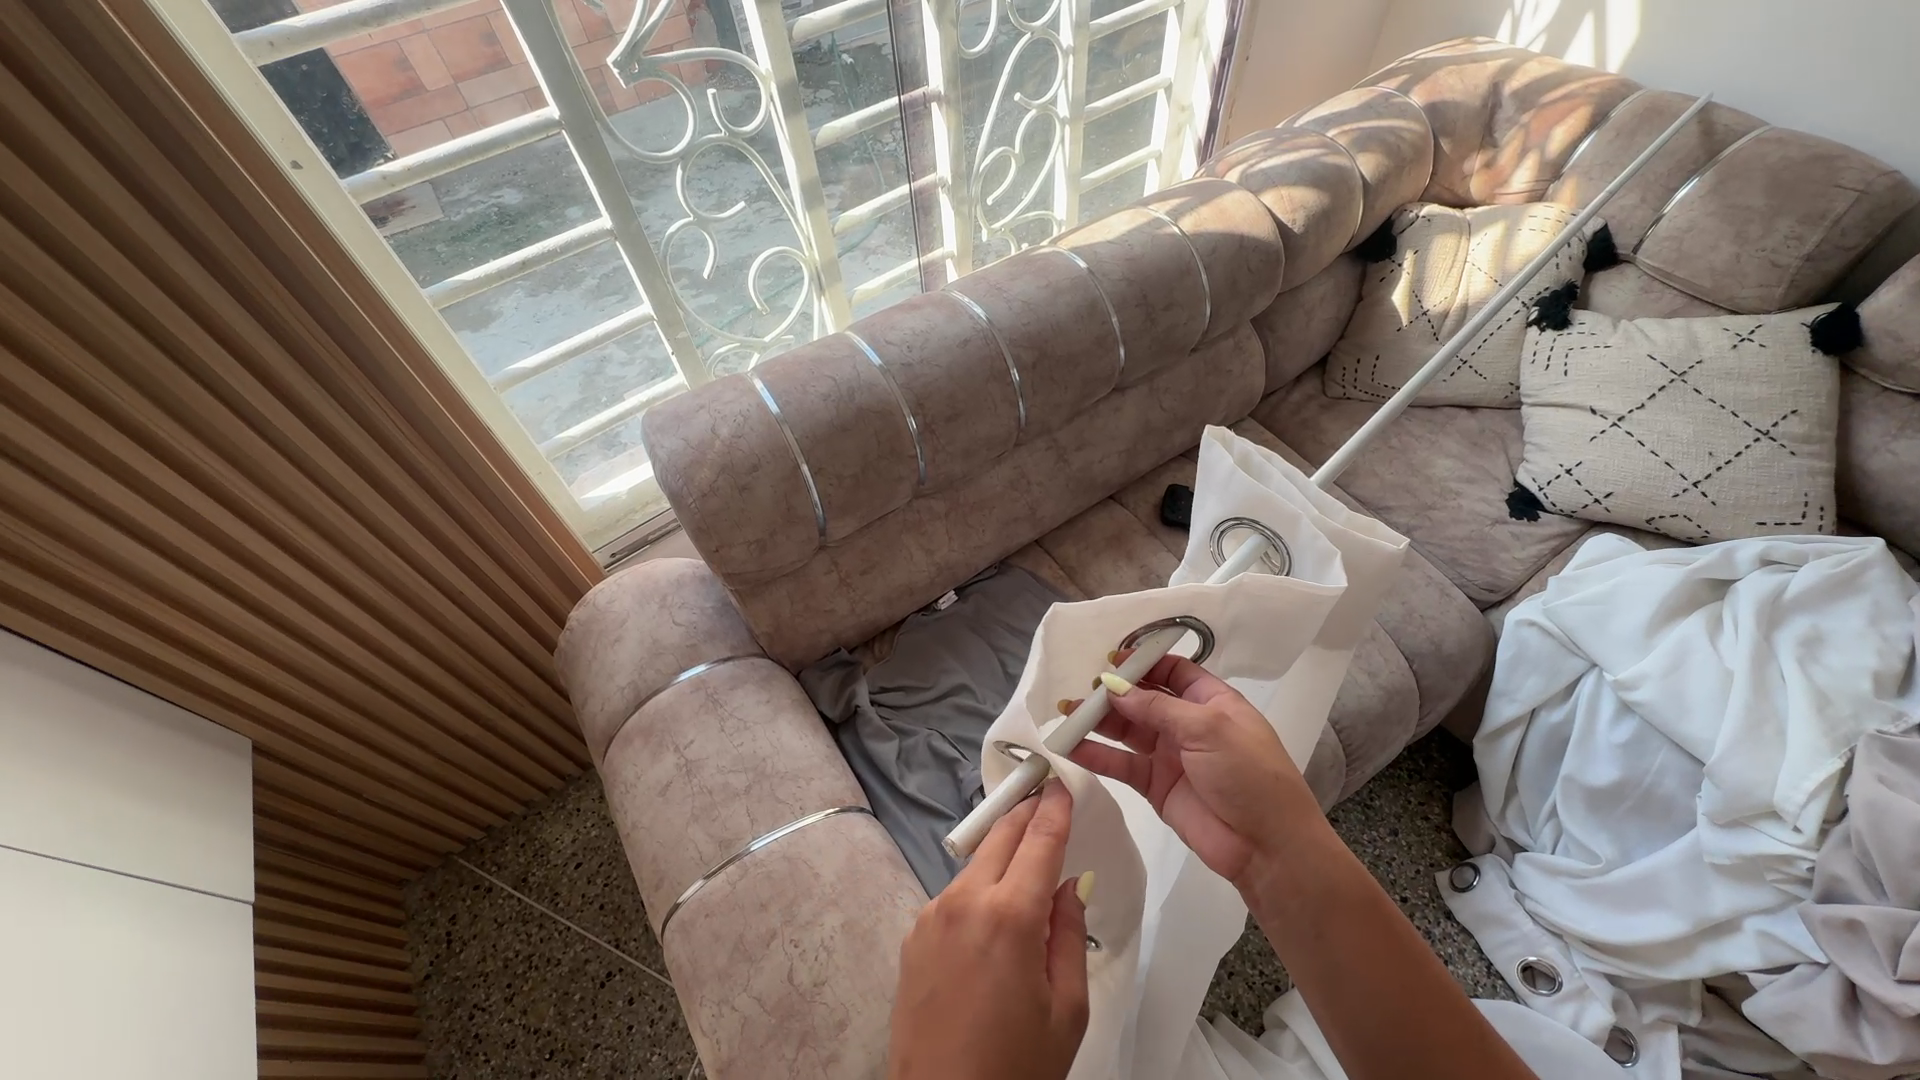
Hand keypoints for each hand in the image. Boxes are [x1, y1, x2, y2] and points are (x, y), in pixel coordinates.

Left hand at [887, 780, 1090, 1079]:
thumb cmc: (1016, 1066)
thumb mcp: (1066, 1008)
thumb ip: (1069, 934)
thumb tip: (1067, 885)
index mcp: (1008, 916)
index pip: (1038, 841)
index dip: (1053, 807)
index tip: (1061, 781)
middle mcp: (963, 902)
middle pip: (999, 836)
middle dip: (1024, 813)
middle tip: (1045, 799)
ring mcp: (931, 915)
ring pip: (975, 865)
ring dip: (1000, 853)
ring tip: (1026, 865)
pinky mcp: (913, 934)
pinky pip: (954, 896)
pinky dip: (978, 889)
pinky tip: (992, 918)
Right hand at [1065, 653, 1322, 889]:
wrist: (1267, 846)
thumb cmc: (1249, 774)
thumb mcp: (1208, 728)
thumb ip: (1158, 706)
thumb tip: (1115, 687)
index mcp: (1211, 701)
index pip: (1173, 671)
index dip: (1143, 662)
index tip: (1110, 659)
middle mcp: (1187, 723)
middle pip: (1143, 698)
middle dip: (1113, 692)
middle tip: (1081, 689)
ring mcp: (1170, 755)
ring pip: (1126, 729)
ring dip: (1097, 720)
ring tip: (1065, 712)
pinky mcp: (1154, 785)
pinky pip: (1120, 763)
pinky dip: (1095, 754)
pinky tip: (1069, 745)